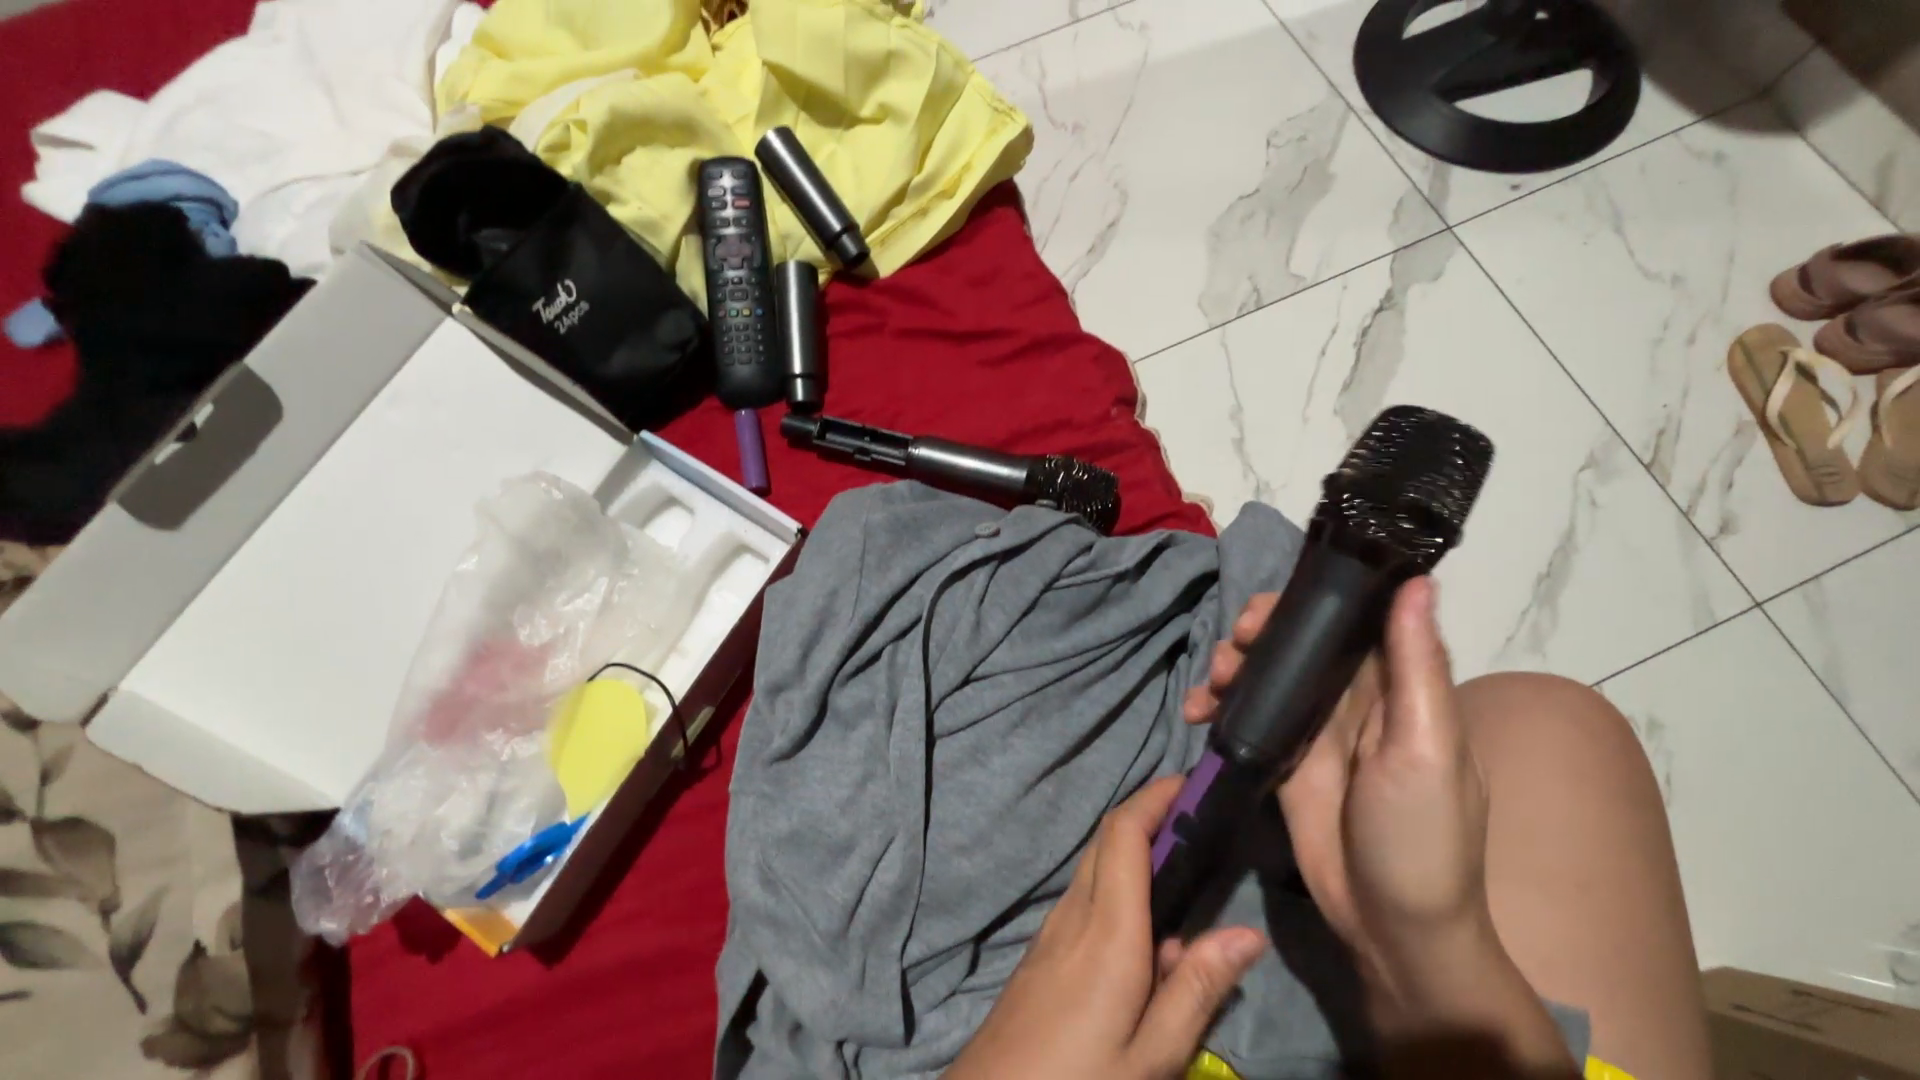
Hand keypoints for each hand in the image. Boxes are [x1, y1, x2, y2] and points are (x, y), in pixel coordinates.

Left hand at [945, 777, 1266, 1079]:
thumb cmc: (1079, 1078)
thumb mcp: (1152, 1053)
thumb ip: (1197, 989)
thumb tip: (1247, 932)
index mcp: (1107, 929)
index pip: (1124, 834)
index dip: (1155, 797)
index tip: (1192, 782)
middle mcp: (1075, 914)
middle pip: (1107, 840)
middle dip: (1148, 813)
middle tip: (1198, 814)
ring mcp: (1052, 930)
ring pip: (1094, 865)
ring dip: (1132, 845)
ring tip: (1181, 858)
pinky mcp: (1042, 951)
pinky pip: (1084, 895)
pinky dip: (1116, 880)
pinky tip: (1141, 919)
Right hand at [1185, 577, 1490, 978]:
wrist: (1389, 926)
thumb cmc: (1421, 836)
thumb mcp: (1426, 748)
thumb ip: (1415, 666)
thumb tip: (1418, 580)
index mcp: (1400, 686)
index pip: (1357, 618)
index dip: (1315, 596)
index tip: (1274, 600)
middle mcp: (1355, 698)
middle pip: (1302, 640)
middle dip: (1261, 629)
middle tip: (1235, 639)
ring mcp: (1314, 729)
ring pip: (1268, 673)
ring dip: (1234, 664)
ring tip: (1212, 683)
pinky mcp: (1281, 758)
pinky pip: (1245, 715)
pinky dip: (1218, 705)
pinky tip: (1197, 712)